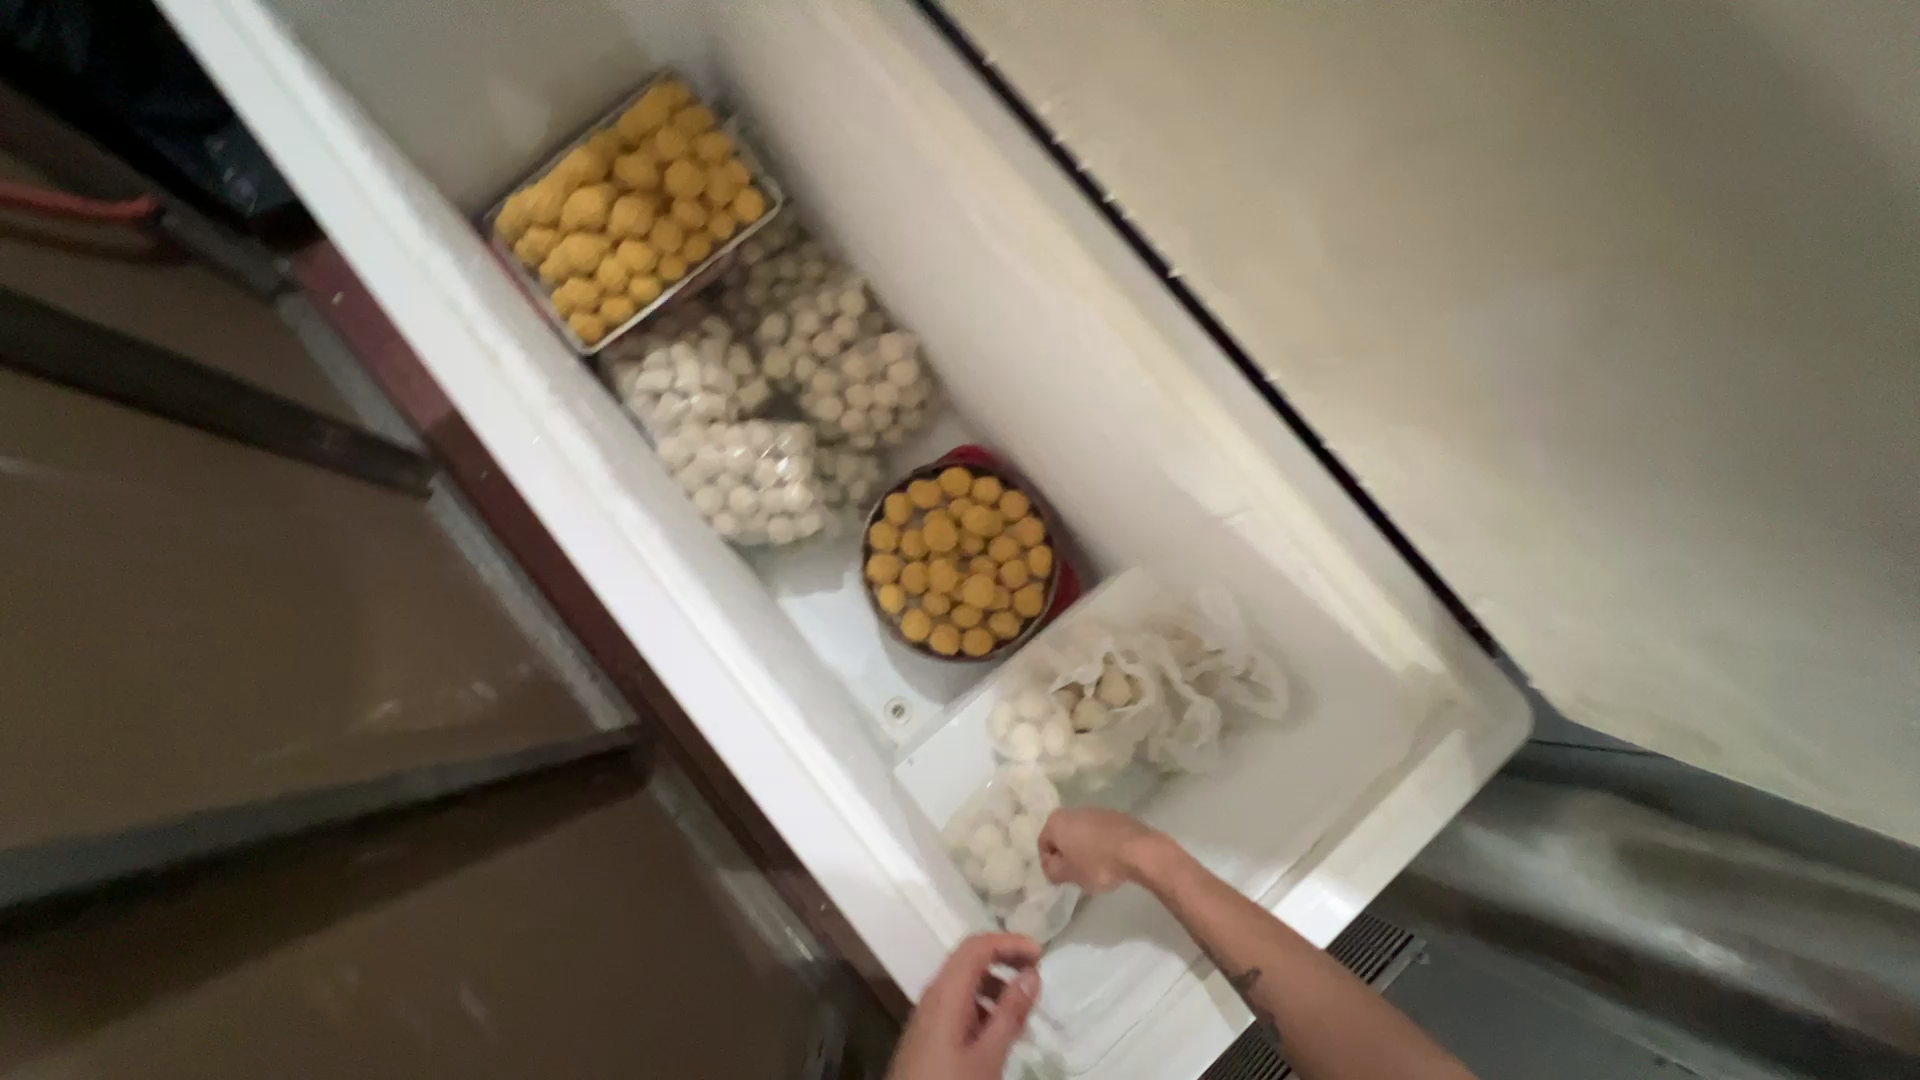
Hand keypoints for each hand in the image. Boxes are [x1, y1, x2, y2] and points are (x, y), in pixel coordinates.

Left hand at [885, 933, 1040, 1079]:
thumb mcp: (988, 1056)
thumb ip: (1010, 1013)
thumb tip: (1031, 975)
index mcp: (946, 992)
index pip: (978, 946)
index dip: (1009, 942)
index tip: (1040, 954)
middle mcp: (934, 994)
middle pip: (970, 958)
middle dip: (1004, 958)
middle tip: (1035, 973)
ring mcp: (928, 1013)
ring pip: (964, 982)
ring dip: (995, 984)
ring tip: (1022, 1009)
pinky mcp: (928, 1033)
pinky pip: (958, 1004)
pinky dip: (982, 1005)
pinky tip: (998, 1032)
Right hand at [1038, 808, 1160, 893]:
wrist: (1138, 850)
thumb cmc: (1097, 863)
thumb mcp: (1069, 875)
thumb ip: (1052, 871)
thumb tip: (1052, 867)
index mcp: (1056, 821)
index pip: (1043, 845)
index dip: (1051, 865)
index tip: (1064, 879)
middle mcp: (1073, 810)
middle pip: (1063, 837)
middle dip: (1068, 856)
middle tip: (1079, 875)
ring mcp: (1096, 810)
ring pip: (1082, 835)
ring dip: (1085, 851)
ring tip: (1097, 869)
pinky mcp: (1115, 816)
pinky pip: (1101, 834)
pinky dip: (1101, 846)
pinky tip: (1112, 860)